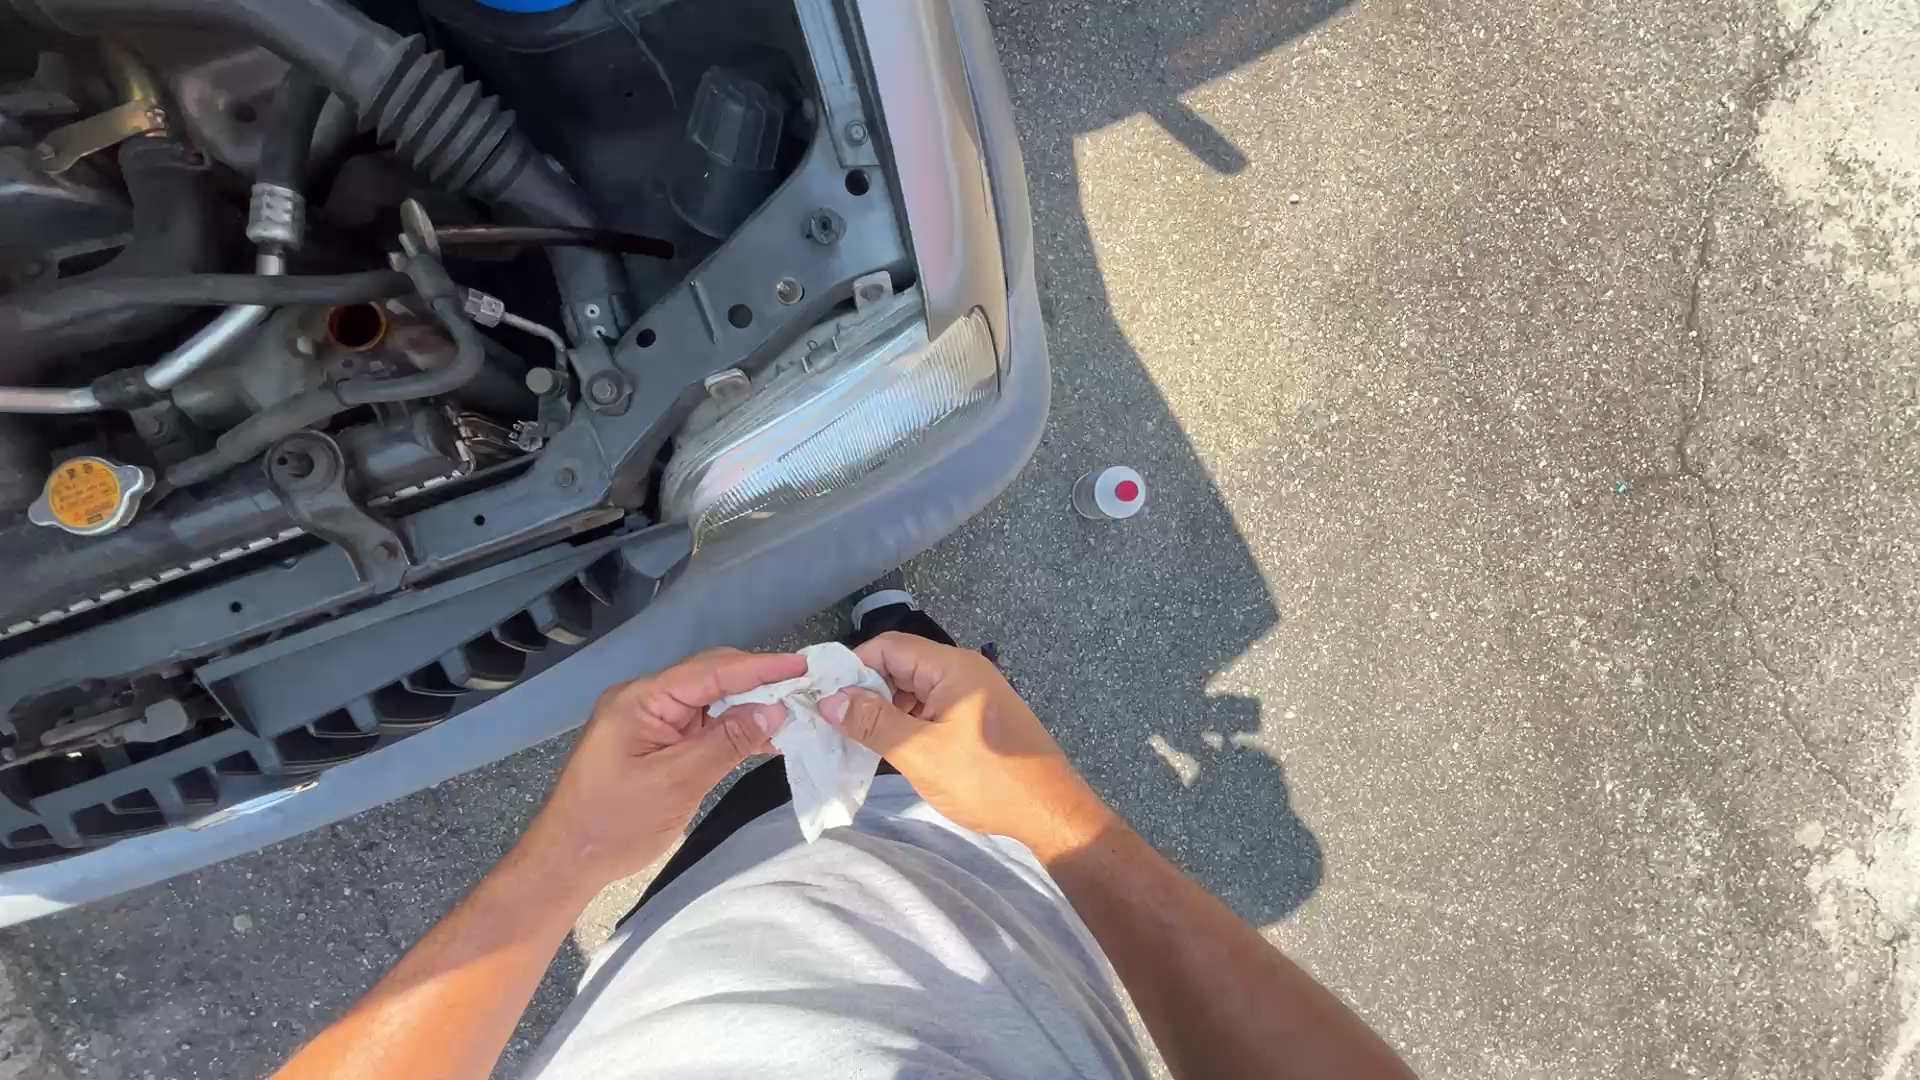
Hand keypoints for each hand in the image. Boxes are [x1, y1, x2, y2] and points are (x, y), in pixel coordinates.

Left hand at [517, 648, 805, 895]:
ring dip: (752, 706)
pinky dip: (736, 729)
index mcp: (642, 699)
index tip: (801, 666)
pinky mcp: (661, 741)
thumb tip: (775, 710)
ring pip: (714, 701)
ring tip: (795, 709)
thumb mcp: (676, 782)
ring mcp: (654, 720)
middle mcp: (648, 700)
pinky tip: (767, 736)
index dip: (759, 667)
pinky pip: (706, 724)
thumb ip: (726, 741)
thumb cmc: (614, 823)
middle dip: (759, 683)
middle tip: (805, 689)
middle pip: (713, 679)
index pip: (710, 671)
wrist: (566, 865)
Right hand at [819, 633, 1115, 861]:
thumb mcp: (921, 752)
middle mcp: (962, 670)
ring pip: (914, 689)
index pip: (888, 647)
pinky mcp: (976, 716)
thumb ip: (873, 723)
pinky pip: (931, 708)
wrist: (1050, 811)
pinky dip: (907, 723)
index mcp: (951, 667)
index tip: (821, 696)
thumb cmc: (987, 778)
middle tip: (832, 722)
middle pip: (900, 666)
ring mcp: (972, 693)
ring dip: (885, 710)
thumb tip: (828, 699)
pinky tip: (889, 748)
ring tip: (855, 740)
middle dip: (865, 690)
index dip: (852, 667)